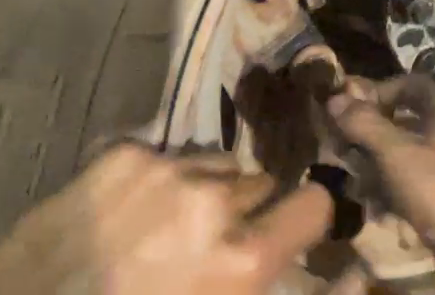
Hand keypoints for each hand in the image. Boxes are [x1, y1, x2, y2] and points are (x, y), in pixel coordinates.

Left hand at [0, 145, 331, 294]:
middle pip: (259, 183)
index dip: (304, 218)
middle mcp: (214, 202)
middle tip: (207, 245)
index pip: (314, 205)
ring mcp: (165, 170)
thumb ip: (245, 288)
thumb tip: (264, 265)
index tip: (288, 230)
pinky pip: (164, 156)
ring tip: (161, 228)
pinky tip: (123, 214)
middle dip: (243, 210)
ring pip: (213, 164)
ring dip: (201, 190)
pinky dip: (154, 180)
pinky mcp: (121, 154)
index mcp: (241, 261)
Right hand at [327, 78, 434, 294]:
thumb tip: (335, 97)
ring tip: (356, 183)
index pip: (412, 83)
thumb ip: (365, 124)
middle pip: (407, 121)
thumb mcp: (397, 153)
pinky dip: (394, 192)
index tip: (352, 108)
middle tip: (345, 148)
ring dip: (379, 167)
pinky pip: (415, 185)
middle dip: (373, 134)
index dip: (381, 90)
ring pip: (408, 156)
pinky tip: (377, 209)